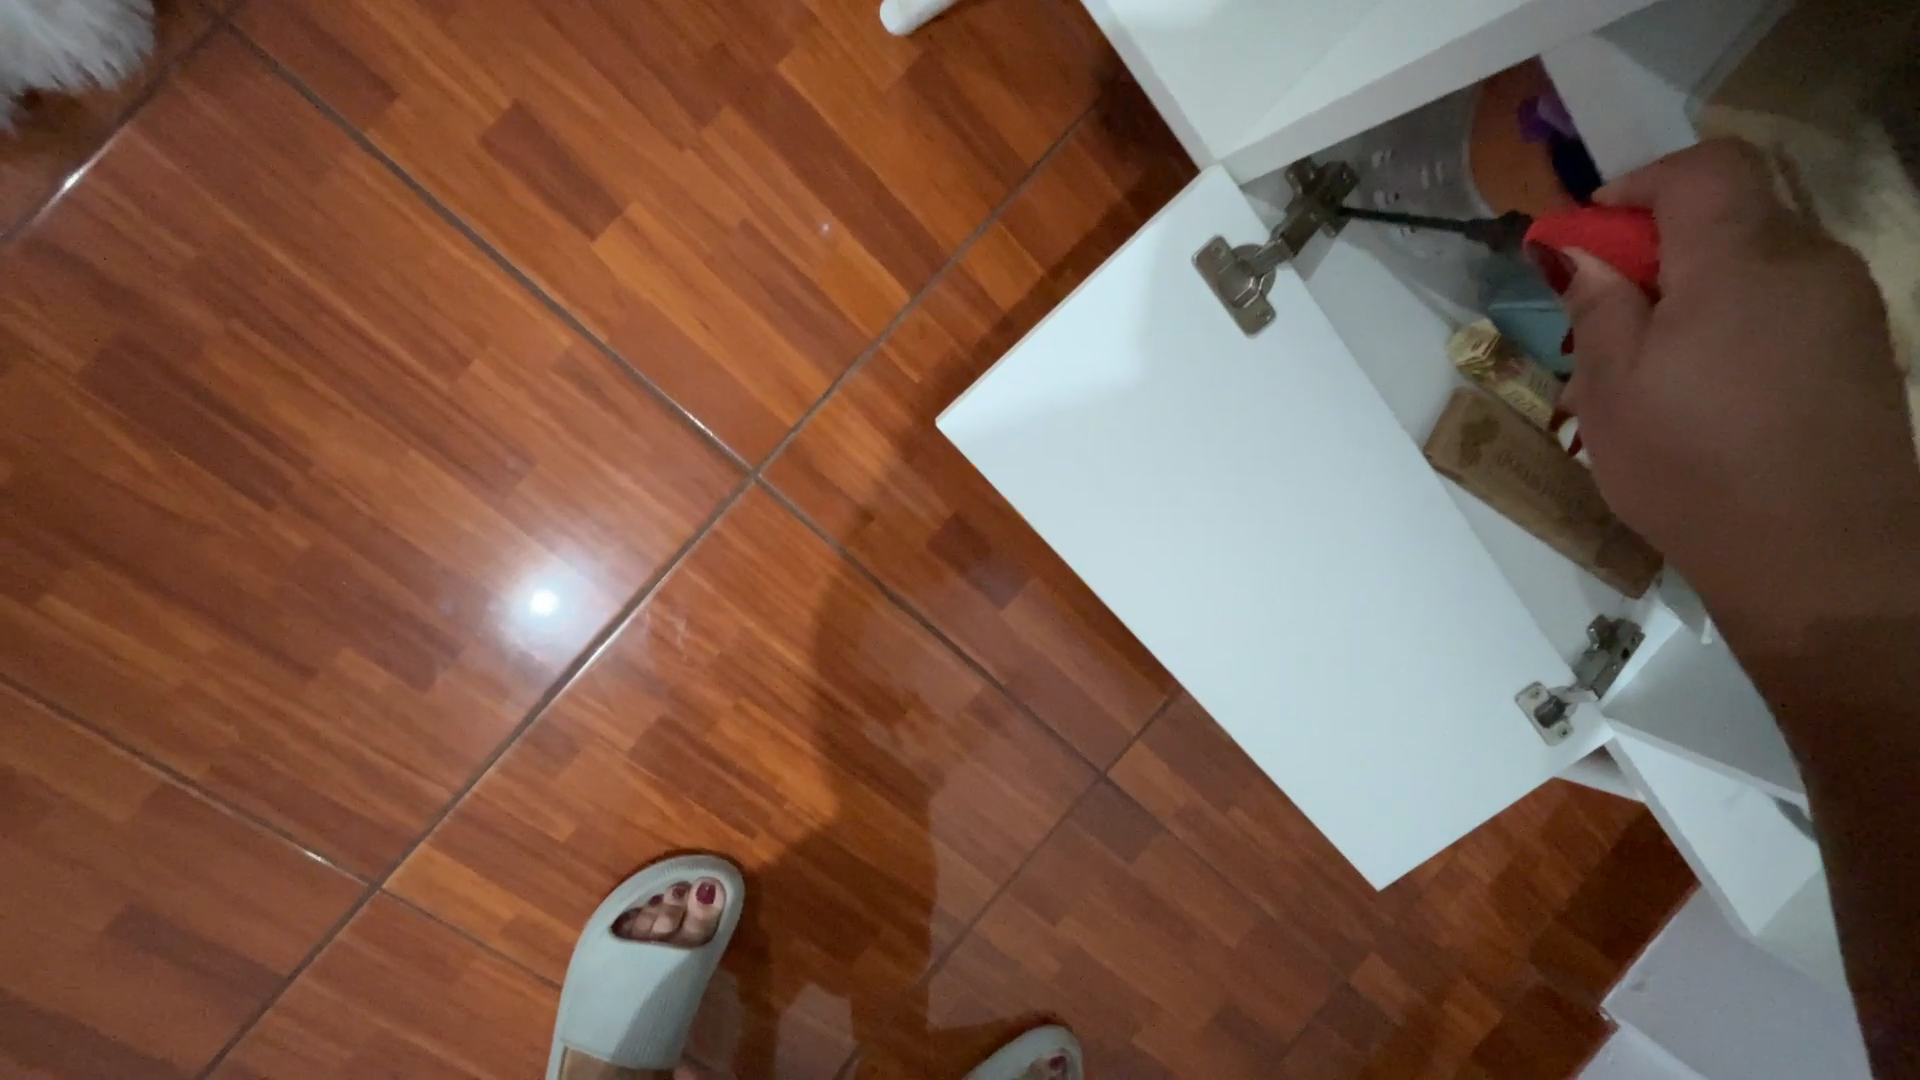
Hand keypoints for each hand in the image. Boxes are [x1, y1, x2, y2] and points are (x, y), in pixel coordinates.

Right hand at [1557, 139, 1919, 640]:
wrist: (1814, 546)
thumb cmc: (1687, 461)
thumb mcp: (1611, 383)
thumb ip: (1597, 304)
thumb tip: (1576, 252)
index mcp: (1741, 263)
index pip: (1705, 170)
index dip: (1639, 184)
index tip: (1586, 233)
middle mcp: (1809, 263)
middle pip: (1730, 213)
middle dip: (1653, 245)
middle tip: (1595, 310)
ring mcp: (1843, 304)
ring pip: (1753, 262)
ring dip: (1686, 286)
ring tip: (1636, 362)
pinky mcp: (1855, 345)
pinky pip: (1780, 301)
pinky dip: (1725, 316)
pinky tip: (1692, 383)